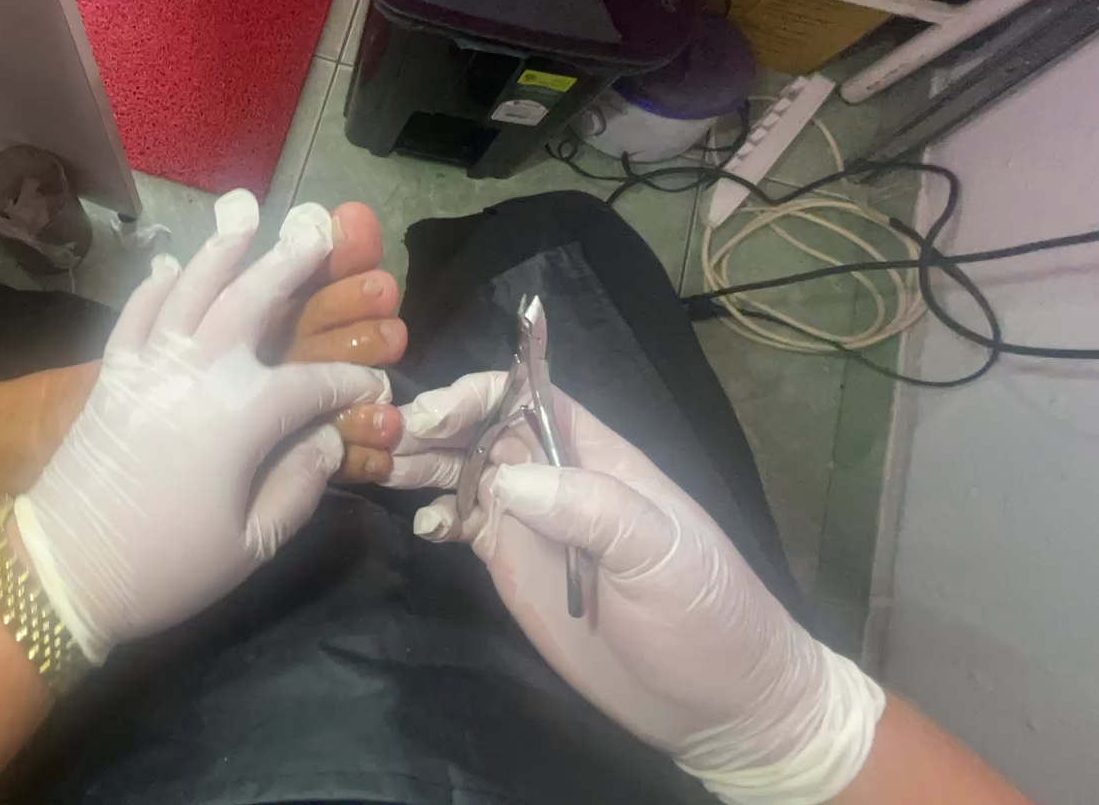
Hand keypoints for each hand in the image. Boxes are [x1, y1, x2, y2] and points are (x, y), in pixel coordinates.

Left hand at [15, 192, 390, 660]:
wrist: (66, 567)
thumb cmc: (167, 565)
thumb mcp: (251, 543)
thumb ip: (300, 485)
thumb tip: (325, 439)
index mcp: (241, 417)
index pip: (310, 385)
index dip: (349, 385)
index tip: (376, 386)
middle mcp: (198, 372)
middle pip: (250, 301)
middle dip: (289, 263)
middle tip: (316, 230)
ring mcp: (149, 363)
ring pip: (191, 289)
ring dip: (221, 249)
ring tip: (246, 212)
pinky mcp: (113, 371)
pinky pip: (136, 314)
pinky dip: (155, 286)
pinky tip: (170, 265)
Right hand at [415, 381, 884, 804]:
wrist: (716, 706)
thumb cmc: (707, 617)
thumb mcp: (663, 556)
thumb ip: (591, 507)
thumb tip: (506, 479)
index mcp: (587, 452)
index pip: (523, 394)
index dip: (474, 393)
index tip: (434, 418)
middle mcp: (547, 471)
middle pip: (476, 426)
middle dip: (429, 423)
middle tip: (387, 441)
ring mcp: (524, 515)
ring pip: (457, 468)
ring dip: (417, 462)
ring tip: (381, 468)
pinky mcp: (506, 556)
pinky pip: (459, 519)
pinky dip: (434, 515)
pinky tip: (426, 528)